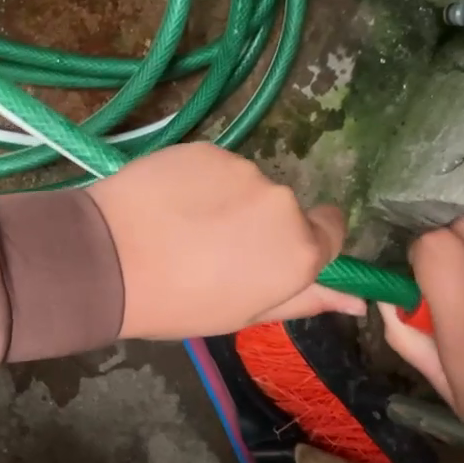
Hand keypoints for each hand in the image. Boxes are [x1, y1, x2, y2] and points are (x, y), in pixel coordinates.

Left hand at [84, 145, 365, 339]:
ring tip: (182, 226)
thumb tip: (355, 301)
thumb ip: (304, 300)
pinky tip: (168, 203)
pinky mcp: (207, 148)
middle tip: (213, 249)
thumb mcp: (244, 314)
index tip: (268, 255)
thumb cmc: (178, 303)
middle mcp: (282, 201)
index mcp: (300, 250)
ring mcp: (243, 169)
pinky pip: (216, 166)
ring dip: (228, 201)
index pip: (330, 231)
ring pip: (247, 186)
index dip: (303, 243)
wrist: (107, 259)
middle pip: (284, 209)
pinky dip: (200, 181)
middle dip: (259, 225)